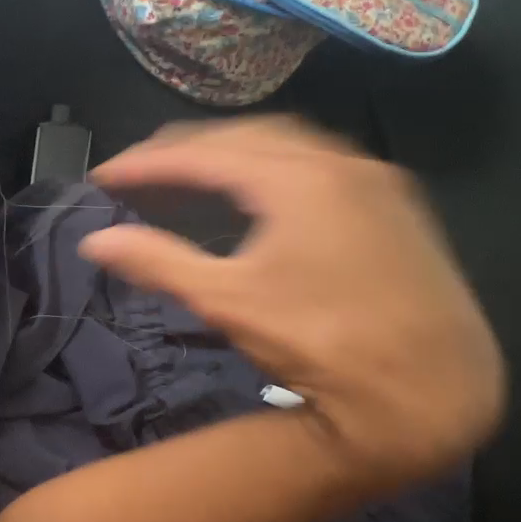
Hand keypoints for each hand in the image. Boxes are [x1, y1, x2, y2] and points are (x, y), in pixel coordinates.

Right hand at [81, 118, 505, 491]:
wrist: (425, 384)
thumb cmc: (317, 339)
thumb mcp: (223, 301)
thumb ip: (157, 263)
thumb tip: (94, 242)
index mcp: (299, 181)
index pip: (206, 155)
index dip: (147, 163)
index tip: (102, 176)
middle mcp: (343, 166)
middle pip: (248, 137)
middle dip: (186, 148)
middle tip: (137, 169)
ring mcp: (376, 185)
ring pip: (289, 147)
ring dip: (231, 153)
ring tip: (186, 174)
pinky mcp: (393, 209)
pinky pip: (318, 164)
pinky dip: (270, 167)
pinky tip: (253, 194)